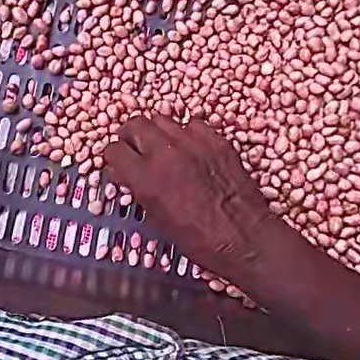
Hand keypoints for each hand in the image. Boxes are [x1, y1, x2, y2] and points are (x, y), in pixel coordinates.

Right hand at [104, 114, 287, 289]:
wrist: (245, 239)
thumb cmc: (199, 240)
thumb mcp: (157, 219)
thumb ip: (138, 189)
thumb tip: (127, 174)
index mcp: (147, 178)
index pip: (114, 150)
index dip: (114, 157)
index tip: (118, 162)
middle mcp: (166, 154)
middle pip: (135, 124)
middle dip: (131, 136)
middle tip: (136, 149)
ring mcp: (194, 143)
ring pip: (162, 119)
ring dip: (157, 132)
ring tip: (163, 148)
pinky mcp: (217, 140)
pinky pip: (192, 125)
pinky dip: (186, 134)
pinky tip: (190, 149)